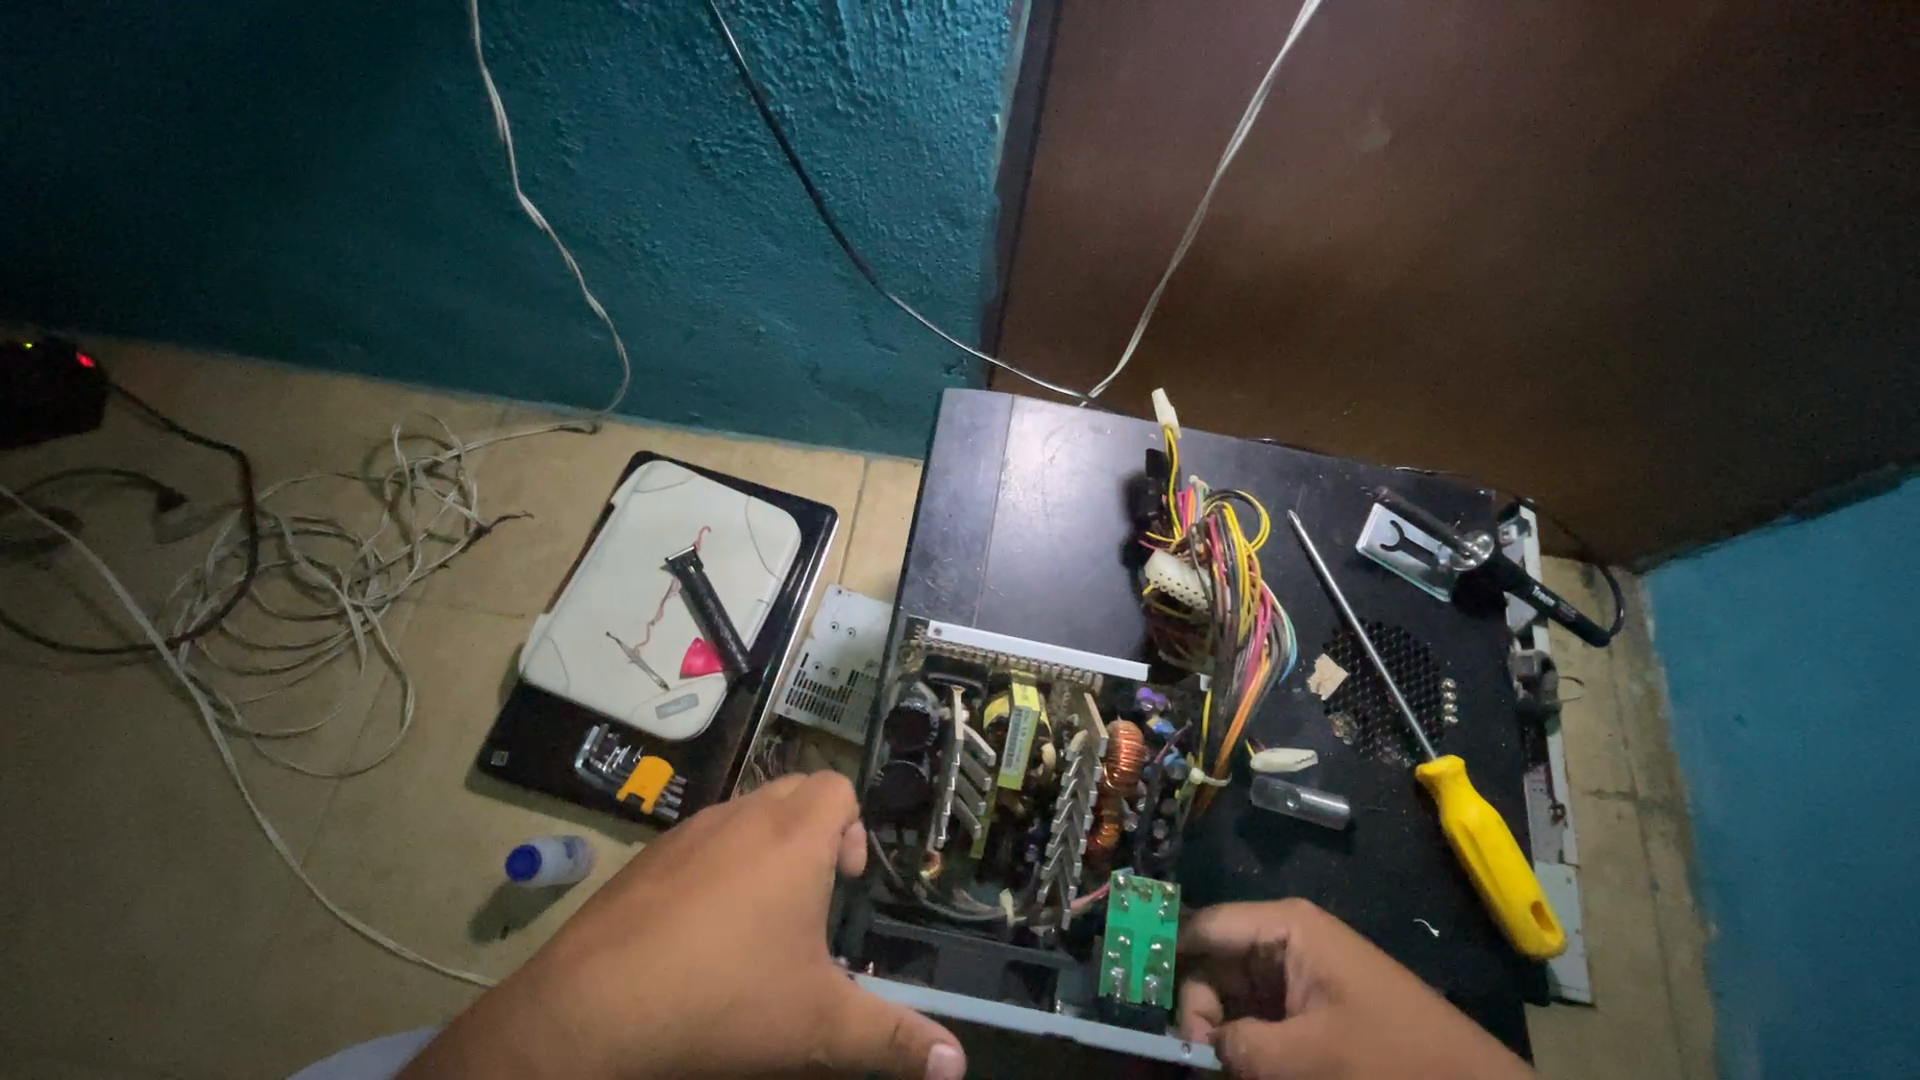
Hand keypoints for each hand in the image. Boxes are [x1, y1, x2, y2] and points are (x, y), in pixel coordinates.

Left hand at [401, 772, 965, 1079]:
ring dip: (764, 846)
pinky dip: (714, 865)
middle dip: (815, 831)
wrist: (590, 1013)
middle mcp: (744, 817)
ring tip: (757, 916)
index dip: (854, 827)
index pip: (839, 788)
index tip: (845, 884)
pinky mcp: (646, 856)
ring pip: (745, 812)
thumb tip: (957, 1064)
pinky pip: (698, 840)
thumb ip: (893, 1038)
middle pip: (795, 790)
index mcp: (794, 837)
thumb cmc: (724, 1000)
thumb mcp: (820, 1027)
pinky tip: (698, 930)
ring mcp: (689, 831)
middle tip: (810, 897)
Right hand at [1178, 899, 1532, 1079]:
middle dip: (1189, 1008)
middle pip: (1209, 963)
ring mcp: (1294, 976)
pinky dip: (1236, 1043)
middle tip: (1185, 1057)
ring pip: (1225, 996)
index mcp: (1285, 926)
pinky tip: (1227, 1063)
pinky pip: (1252, 1019)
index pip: (1202, 927)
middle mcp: (1283, 940)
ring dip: (1209, 1032)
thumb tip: (1185, 1049)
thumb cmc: (1399, 1060)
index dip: (1163, 956)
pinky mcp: (1306, 1011)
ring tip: (1202, 1062)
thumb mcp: (1313, 1058)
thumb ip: (1240, 1048)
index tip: (1130, 994)